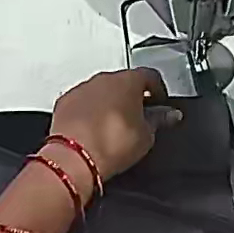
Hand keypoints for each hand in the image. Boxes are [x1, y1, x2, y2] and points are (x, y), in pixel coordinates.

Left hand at [48, 68, 179, 180]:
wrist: (75, 157)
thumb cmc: (110, 143)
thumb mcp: (146, 135)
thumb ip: (159, 120)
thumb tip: (167, 115)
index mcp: (128, 81)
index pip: (150, 76)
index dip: (158, 89)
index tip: (159, 101)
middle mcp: (104, 79)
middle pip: (124, 81)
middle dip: (132, 96)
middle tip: (139, 116)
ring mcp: (83, 89)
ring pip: (101, 91)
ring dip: (109, 103)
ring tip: (116, 126)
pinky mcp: (66, 102)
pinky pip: (83, 102)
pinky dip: (89, 111)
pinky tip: (94, 130)